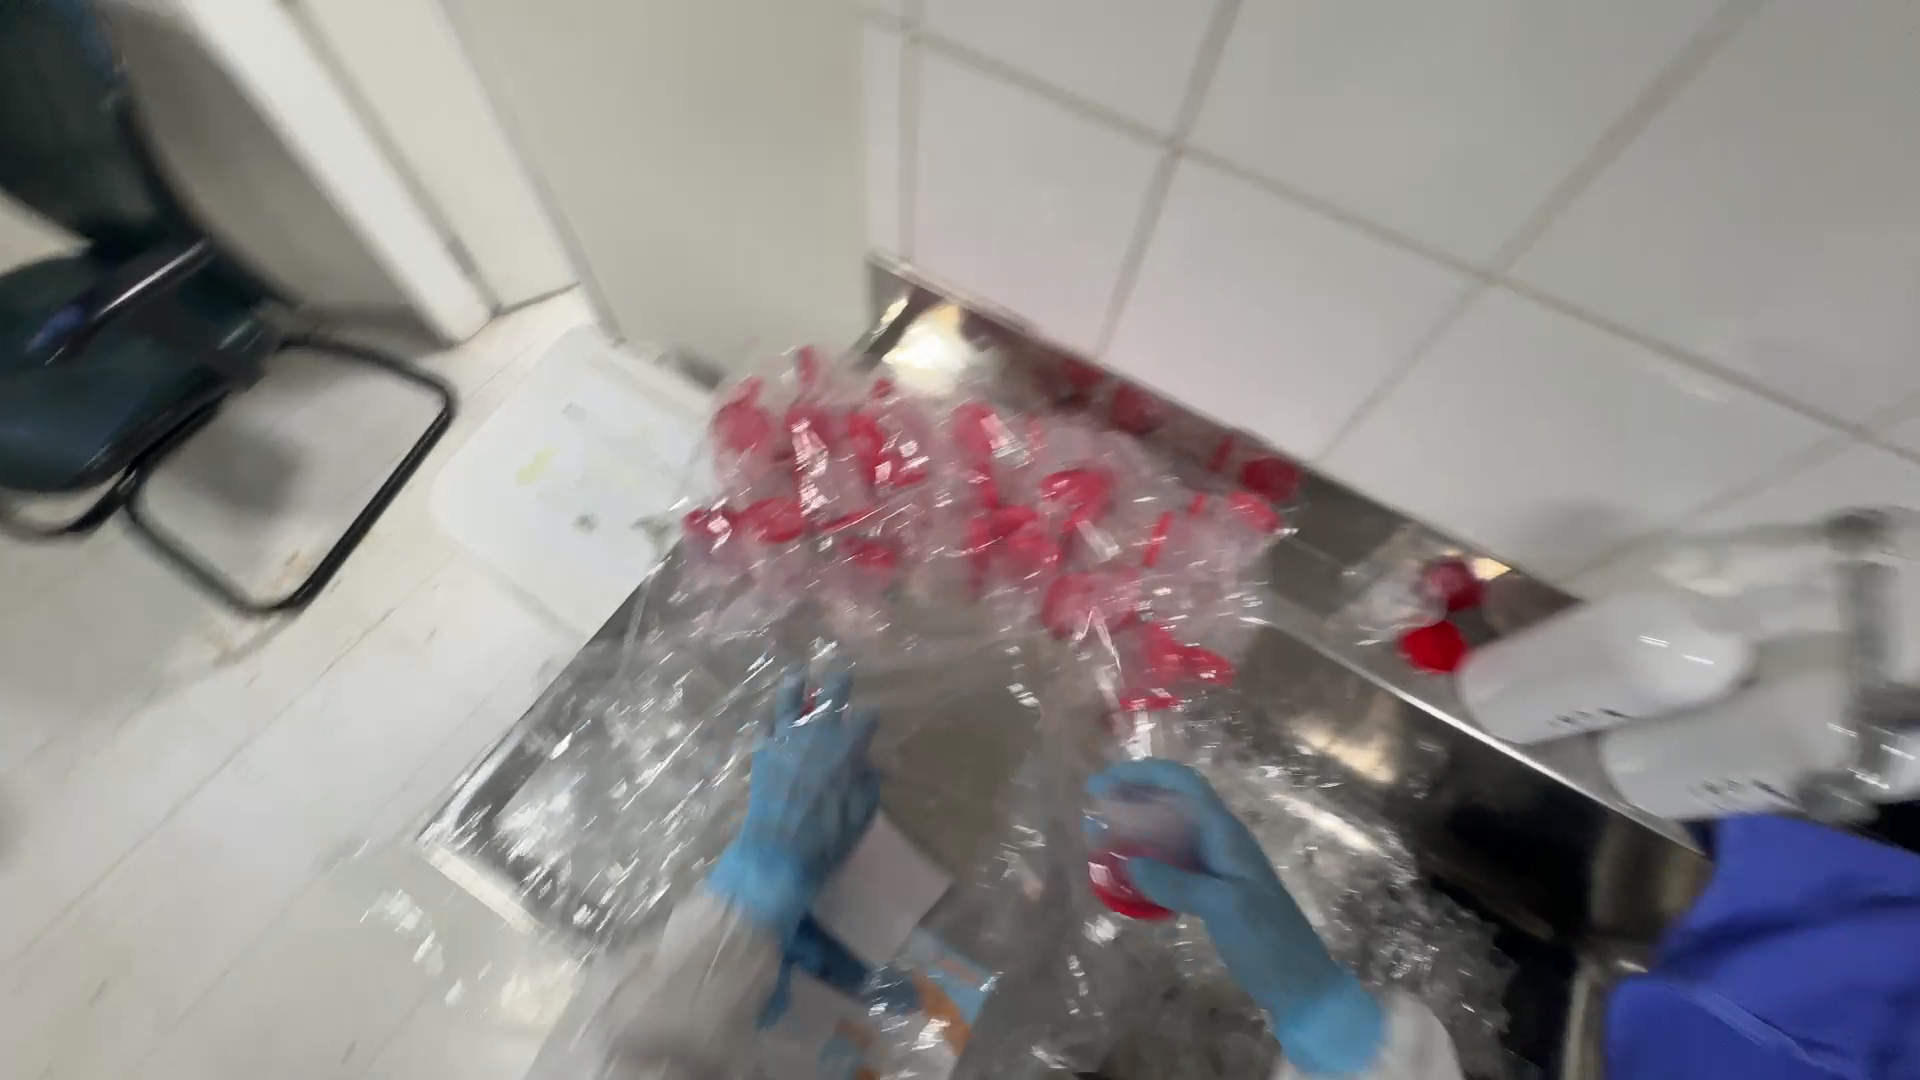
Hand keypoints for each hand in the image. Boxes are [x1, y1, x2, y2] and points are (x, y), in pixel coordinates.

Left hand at [708, 668, 880, 944]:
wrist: (778, 853)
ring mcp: (787, 738)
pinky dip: (769, 715)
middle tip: (842, 670)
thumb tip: (869, 767)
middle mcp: (819, 733)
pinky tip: (772, 712)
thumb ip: (868, 784)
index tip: (871, 718)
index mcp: (848, 748)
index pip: (865, 717)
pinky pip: (764, 723)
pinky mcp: (763, 750)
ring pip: (791, 698)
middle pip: (833, 693)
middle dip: (840, 680)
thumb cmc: (828, 837)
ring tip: (800, 673)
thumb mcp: (863, 814)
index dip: (870, 715)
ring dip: (797, 683)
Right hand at [1089, 759, 1383, 1076]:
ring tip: (1098, 835)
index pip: (1181, 783)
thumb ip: (1175, 883)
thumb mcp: (1224, 908)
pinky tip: (1123, 873)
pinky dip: (1142, 860)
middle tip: (1093, 804)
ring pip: (1165, 831)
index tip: (1104, 784)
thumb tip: (1126, 863)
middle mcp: (1217, 839)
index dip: (1142, 774)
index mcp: (1225, 832)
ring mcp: (1213, 865)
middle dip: (1131, 795)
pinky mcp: (1208, 889)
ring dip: (1132, 827)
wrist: (1304, 990)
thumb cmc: (1270, 942)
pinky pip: (1168, 862)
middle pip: (1169, 801)